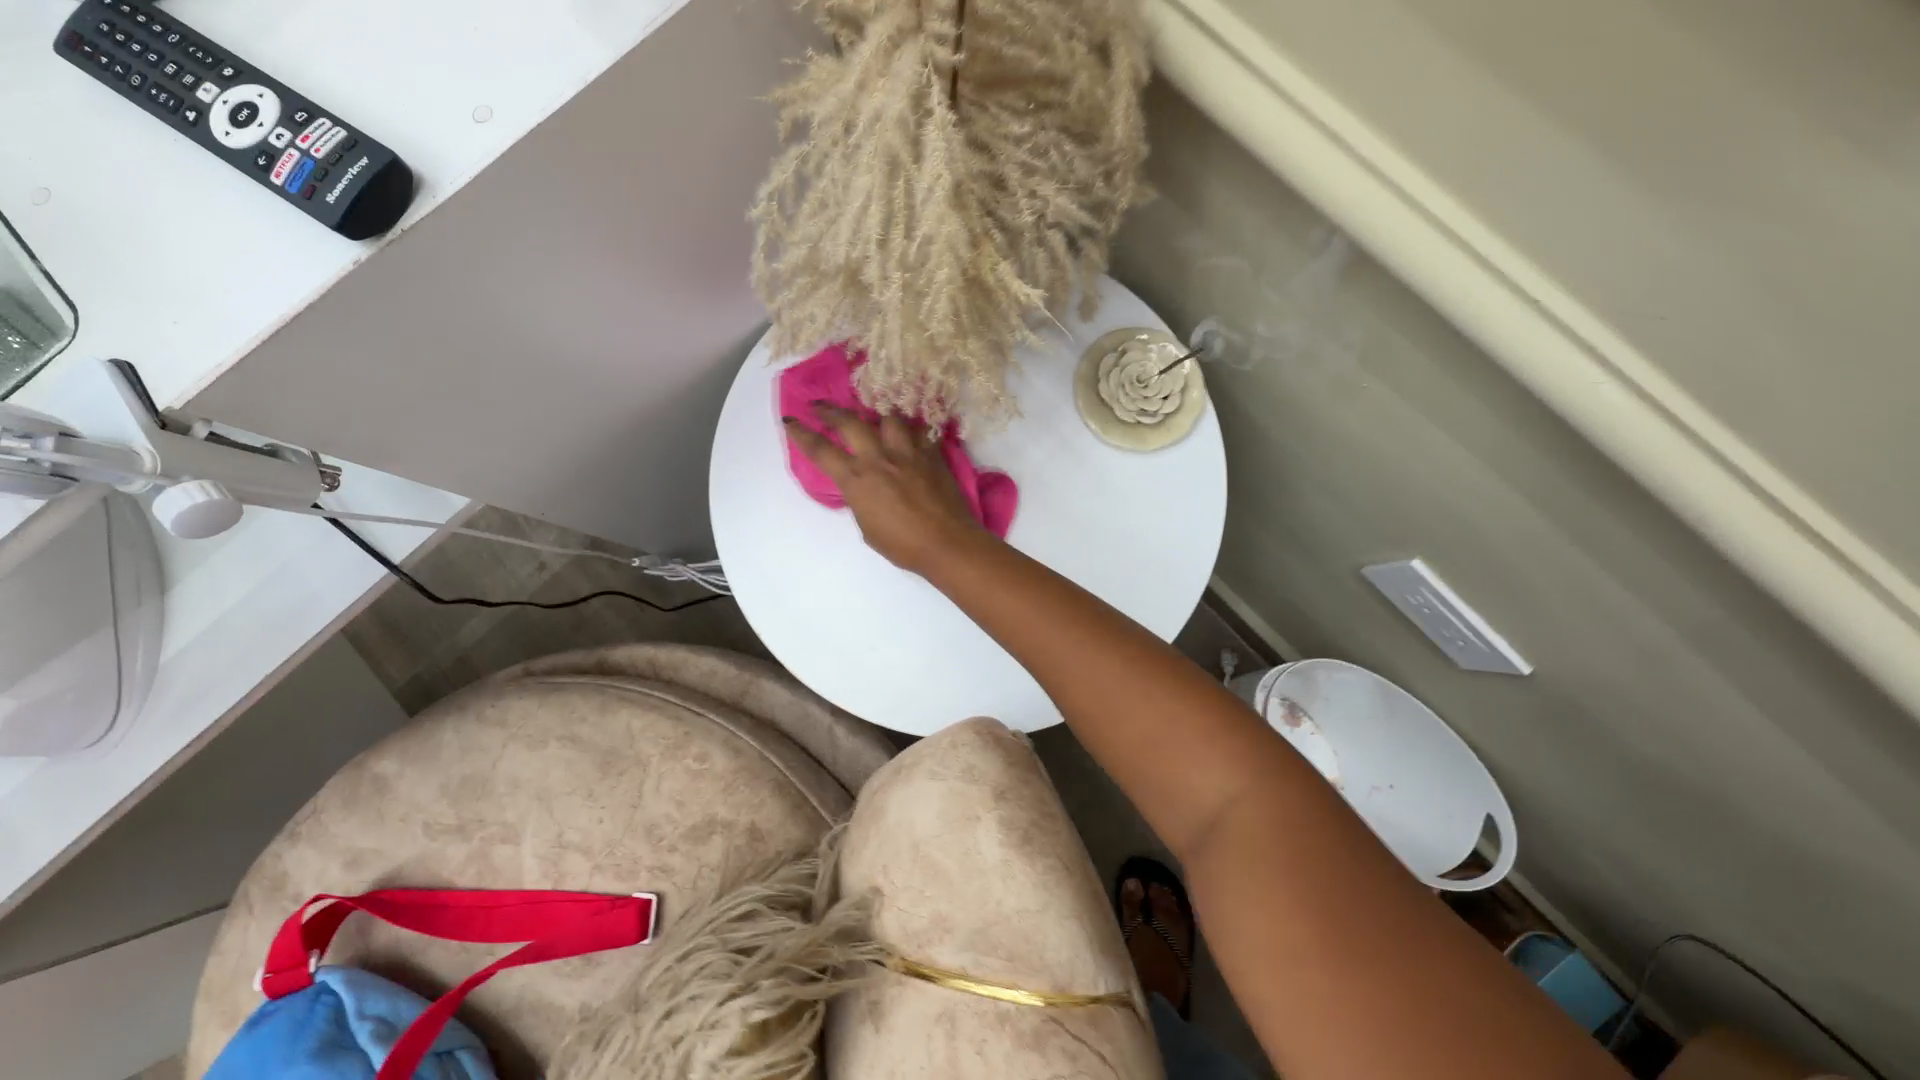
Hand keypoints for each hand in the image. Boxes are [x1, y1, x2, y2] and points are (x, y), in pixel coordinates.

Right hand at [785, 404, 990, 575]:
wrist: (946, 543)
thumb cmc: (903, 546)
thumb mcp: (868, 528)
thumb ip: (860, 500)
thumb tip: (862, 487)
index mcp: (857, 480)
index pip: (821, 451)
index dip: (802, 435)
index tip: (790, 422)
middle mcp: (879, 458)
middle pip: (849, 423)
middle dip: (830, 411)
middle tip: (819, 406)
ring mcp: (908, 453)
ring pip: (888, 418)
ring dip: (876, 416)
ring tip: (873, 417)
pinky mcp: (932, 454)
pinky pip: (919, 431)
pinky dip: (910, 430)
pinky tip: (909, 434)